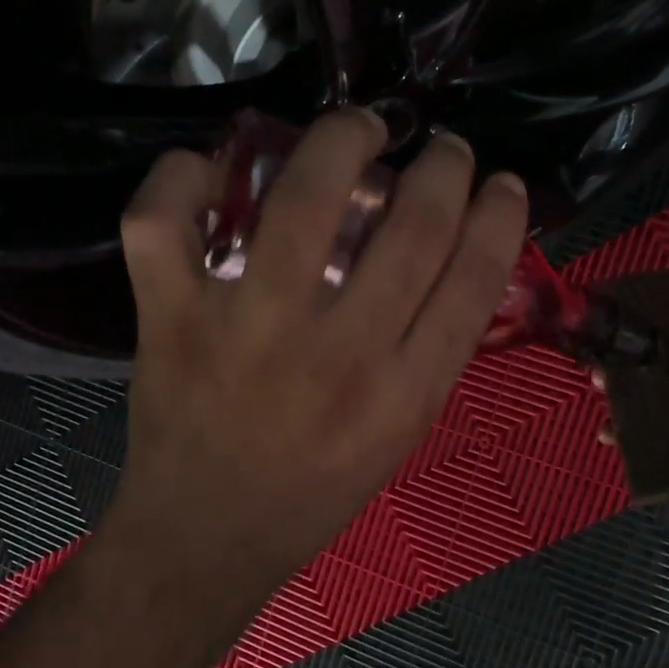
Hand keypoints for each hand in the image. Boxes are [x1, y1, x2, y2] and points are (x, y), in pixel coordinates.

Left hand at [112, 108, 526, 585]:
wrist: (208, 538)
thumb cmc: (315, 494)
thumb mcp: (398, 438)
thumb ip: (427, 356)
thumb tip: (451, 263)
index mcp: (403, 394)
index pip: (474, 281)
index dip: (500, 218)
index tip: (504, 186)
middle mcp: (337, 354)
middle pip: (411, 229)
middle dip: (441, 169)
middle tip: (443, 150)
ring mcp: (248, 329)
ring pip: (302, 198)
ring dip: (341, 140)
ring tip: (359, 129)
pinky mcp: (172, 317)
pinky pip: (164, 222)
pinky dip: (181, 179)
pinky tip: (214, 173)